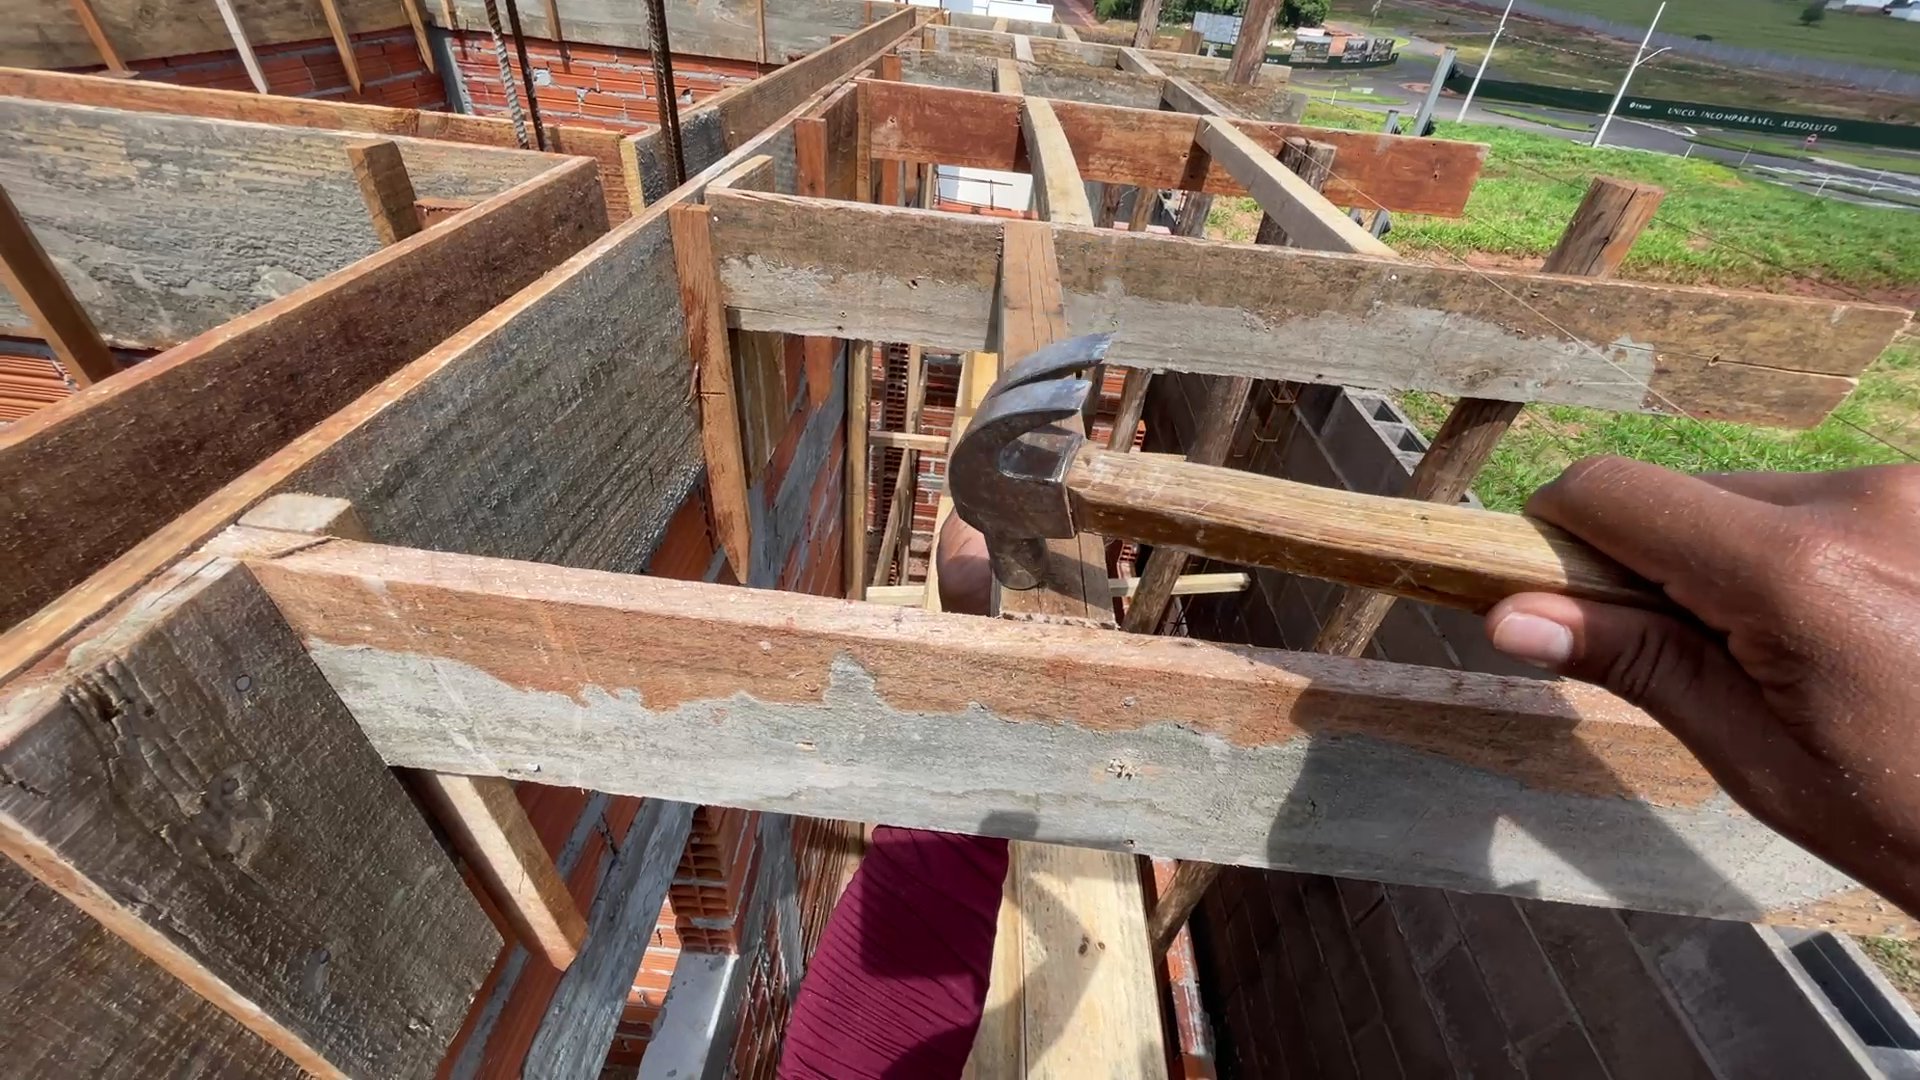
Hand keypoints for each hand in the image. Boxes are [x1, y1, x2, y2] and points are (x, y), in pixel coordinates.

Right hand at [1485, 458, 1919, 914]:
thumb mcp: (1758, 757)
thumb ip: (1631, 664)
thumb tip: (1506, 616)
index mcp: (1797, 569)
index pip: (1607, 490)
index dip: (1554, 529)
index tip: (1556, 590)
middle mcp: (1870, 498)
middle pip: (1675, 494)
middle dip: (1642, 557)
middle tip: (1679, 646)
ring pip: (1745, 500)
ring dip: (1717, 556)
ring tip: (1780, 647)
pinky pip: (1818, 507)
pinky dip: (1785, 553)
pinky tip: (1848, 627)